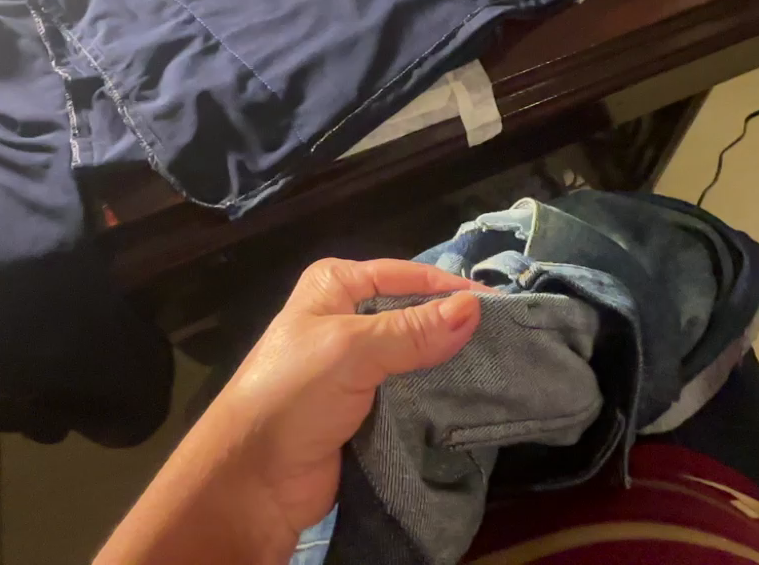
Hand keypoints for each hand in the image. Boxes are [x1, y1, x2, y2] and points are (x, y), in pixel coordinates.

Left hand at [184, 259, 485, 552]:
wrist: (251, 483)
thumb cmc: (293, 394)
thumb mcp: (352, 350)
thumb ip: (413, 331)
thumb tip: (475, 308)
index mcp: (337, 285)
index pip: (406, 275)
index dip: (450, 287)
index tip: (498, 304)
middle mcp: (348, 315)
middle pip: (414, 311)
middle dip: (453, 322)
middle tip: (506, 335)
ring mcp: (357, 362)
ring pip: (416, 350)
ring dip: (450, 358)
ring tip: (500, 362)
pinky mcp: (367, 403)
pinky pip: (412, 386)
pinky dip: (438, 388)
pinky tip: (471, 391)